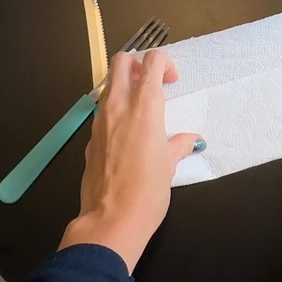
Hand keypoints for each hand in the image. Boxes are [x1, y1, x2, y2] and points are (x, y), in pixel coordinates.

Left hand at [59, 49, 203, 271]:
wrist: (111, 221)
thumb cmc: (148, 192)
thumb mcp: (169, 165)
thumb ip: (178, 145)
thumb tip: (192, 140)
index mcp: (144, 106)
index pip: (152, 61)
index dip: (164, 63)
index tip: (171, 81)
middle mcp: (119, 105)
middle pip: (122, 60)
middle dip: (137, 64)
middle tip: (150, 83)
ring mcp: (100, 120)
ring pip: (109, 85)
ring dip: (124, 87)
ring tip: (140, 110)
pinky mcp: (89, 138)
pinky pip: (102, 112)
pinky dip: (115, 112)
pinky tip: (126, 136)